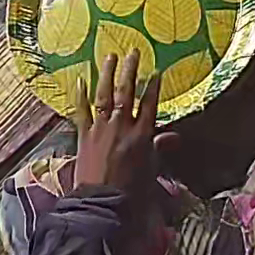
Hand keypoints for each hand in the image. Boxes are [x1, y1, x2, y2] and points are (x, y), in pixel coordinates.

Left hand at [70, 51, 177, 197]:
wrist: (102, 202)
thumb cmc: (132, 190)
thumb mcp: (152, 168)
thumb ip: (160, 148)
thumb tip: (174, 136)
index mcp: (142, 134)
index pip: (150, 104)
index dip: (153, 86)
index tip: (155, 70)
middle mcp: (122, 126)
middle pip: (127, 93)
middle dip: (130, 71)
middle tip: (132, 52)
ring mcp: (101, 128)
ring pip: (105, 95)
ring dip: (107, 74)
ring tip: (109, 57)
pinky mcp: (84, 135)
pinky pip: (81, 111)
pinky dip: (80, 95)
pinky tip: (79, 80)